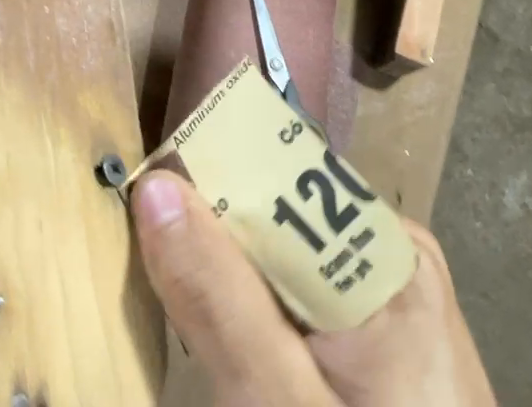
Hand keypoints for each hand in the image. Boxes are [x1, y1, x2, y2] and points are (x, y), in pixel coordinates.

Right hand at [131, 171, 496, 406]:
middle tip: (176, 309)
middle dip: (208, 244)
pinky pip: (293, 287)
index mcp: (386, 256)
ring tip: (208, 344)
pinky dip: (252, 310)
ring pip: (274, 250)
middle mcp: (391, 253)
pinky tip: (242, 358)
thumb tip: (153, 187)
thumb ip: (218, 297)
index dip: (196, 189)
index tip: (140, 224)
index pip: (269, 174)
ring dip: (223, 282)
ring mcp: (388, 290)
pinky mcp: (377, 327)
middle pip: (271, 211)